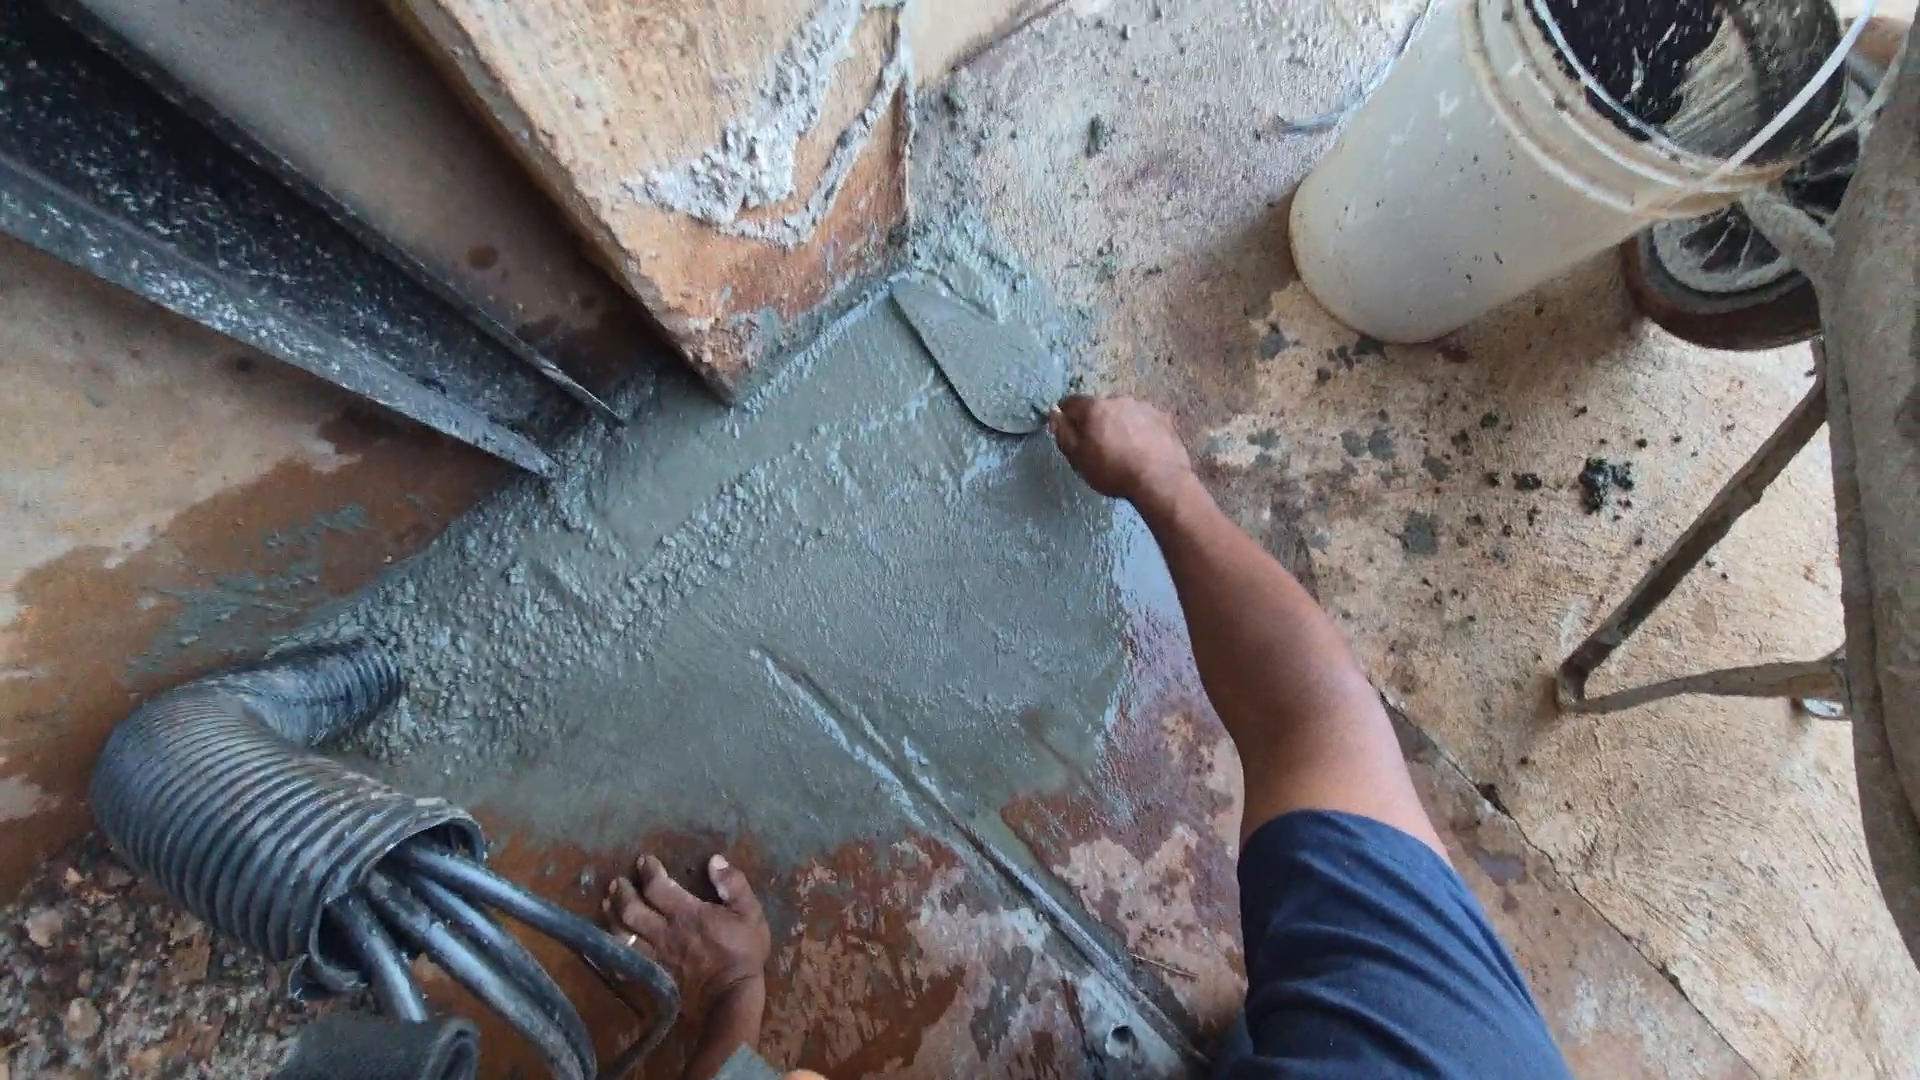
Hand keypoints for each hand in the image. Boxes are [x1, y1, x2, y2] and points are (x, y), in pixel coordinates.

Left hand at [604, 854, 770, 1028]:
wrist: (731, 996)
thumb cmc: (743, 951)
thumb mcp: (750, 912)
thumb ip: (733, 884)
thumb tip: (715, 860)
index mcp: (687, 913)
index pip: (658, 887)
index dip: (649, 871)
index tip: (643, 860)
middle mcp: (664, 932)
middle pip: (632, 910)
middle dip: (622, 893)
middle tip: (617, 881)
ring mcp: (655, 956)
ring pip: (622, 935)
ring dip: (611, 917)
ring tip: (607, 903)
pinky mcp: (653, 974)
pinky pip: (625, 962)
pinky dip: (612, 950)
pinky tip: (608, 942)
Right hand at [1047, 395, 1192, 502]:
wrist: (1159, 480)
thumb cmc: (1112, 471)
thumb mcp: (1078, 458)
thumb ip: (1063, 434)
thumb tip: (1055, 414)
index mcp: (1095, 407)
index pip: (1071, 402)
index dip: (1066, 415)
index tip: (1067, 430)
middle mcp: (1119, 400)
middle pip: (1100, 407)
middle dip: (1096, 421)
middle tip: (1098, 446)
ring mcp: (1144, 407)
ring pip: (1124, 413)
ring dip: (1120, 425)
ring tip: (1124, 449)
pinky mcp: (1164, 419)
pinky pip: (1144, 421)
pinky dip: (1140, 431)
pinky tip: (1142, 450)